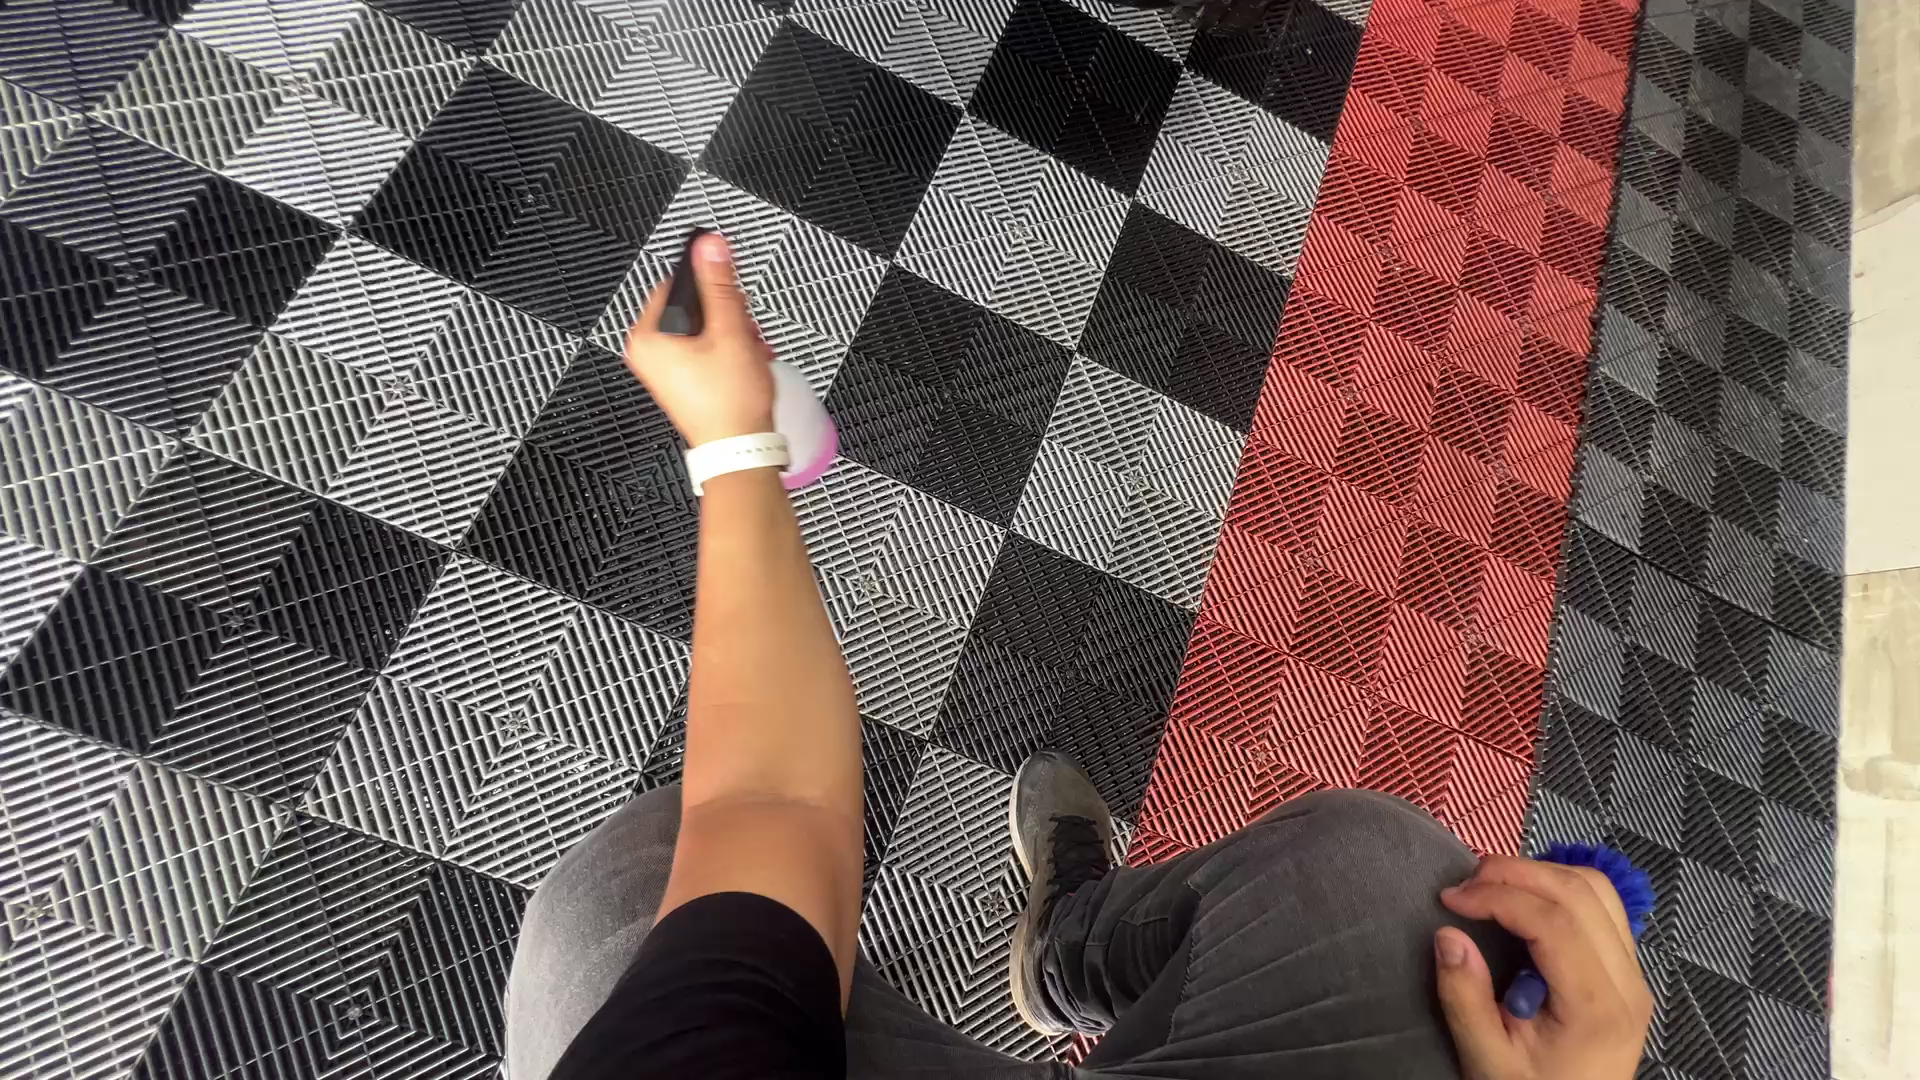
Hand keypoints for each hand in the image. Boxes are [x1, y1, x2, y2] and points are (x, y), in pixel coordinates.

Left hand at [624, 233, 775, 446]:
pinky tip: (747, 362)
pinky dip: (728, 352)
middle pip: (692, 309)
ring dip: (733, 334)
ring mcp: (666, 371)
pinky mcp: (683, 383)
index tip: (733, 297)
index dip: (711, 288)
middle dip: (727, 316)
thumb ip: (721, 286)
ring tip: (750, 350)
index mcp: (648, 337)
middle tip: (745, 330)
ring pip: (703, 331)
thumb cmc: (731, 403)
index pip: (677, 285)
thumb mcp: (731, 334)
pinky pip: (705, 352)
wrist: (741, 448)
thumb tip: (709, 246)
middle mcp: (650, 354)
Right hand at [1434, 855, 1652, 1079]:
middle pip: (1577, 892)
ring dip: (1534, 871)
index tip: (1449, 899)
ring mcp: (1632, 971)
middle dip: (1511, 872)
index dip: (1496, 896)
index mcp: (1596, 1009)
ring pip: (1593, 887)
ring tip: (1490, 889)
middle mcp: (1627, 983)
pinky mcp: (1624, 965)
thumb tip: (1448, 934)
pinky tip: (1521, 899)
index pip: (1553, 922)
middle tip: (1464, 887)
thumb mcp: (1485, 1056)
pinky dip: (1553, 883)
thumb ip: (1463, 997)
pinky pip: (1598, 901)